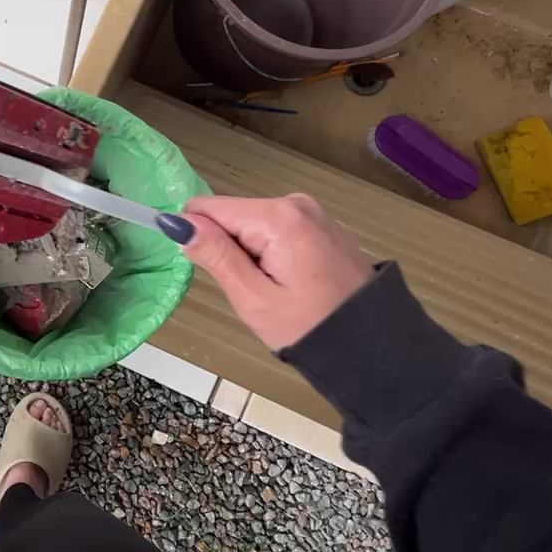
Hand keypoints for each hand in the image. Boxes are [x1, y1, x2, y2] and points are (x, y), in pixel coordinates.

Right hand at [173, 193, 373, 350]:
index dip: (197, 237)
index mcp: (276, 216)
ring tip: (273, 287)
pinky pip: (275, 229)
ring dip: (249, 253)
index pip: (207, 208)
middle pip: (230, 215)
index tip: (210, 270)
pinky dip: (271, 252)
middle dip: (228, 248)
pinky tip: (291, 280)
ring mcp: (312, 212)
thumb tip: (176, 223)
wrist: (376, 349)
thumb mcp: (253, 298)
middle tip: (252, 288)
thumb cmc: (309, 328)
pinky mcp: (321, 224)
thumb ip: (216, 255)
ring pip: (250, 224)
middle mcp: (294, 202)